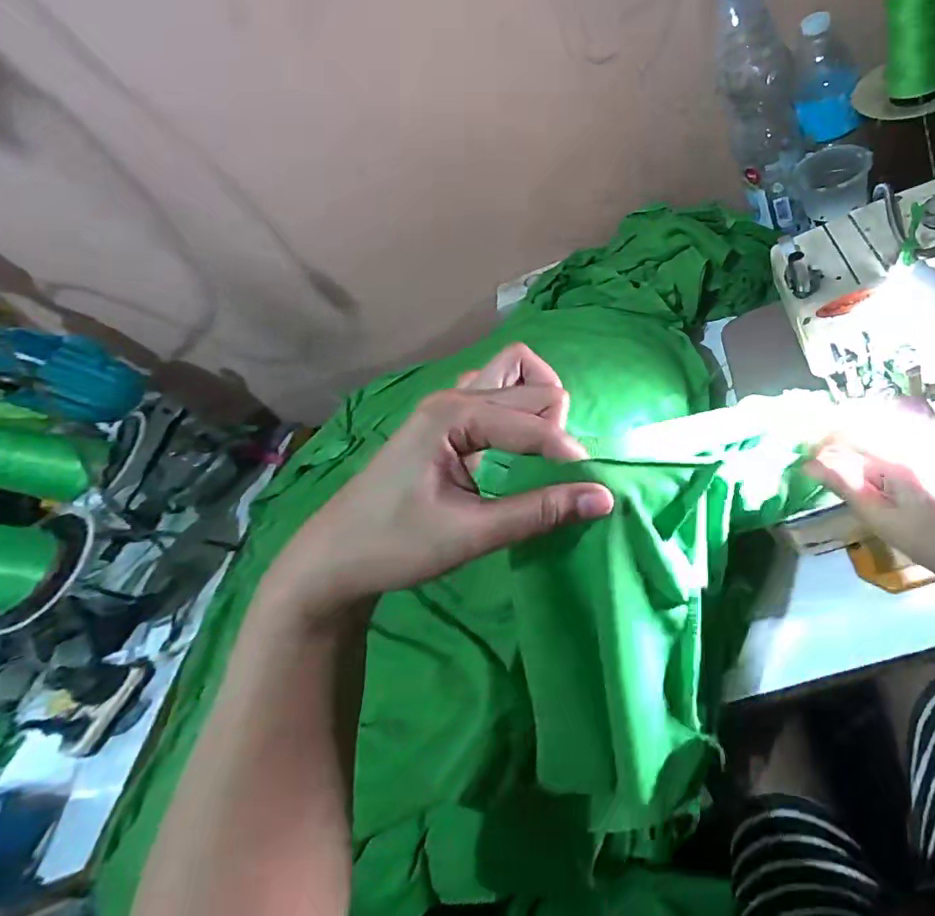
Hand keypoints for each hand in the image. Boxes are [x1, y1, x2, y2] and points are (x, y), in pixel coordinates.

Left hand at [264, 345, 614, 619]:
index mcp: (454, 415)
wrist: (331, 560)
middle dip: (557, 430)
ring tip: (544, 453)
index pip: (535, 422)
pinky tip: (517, 445)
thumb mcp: (472, 534)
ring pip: (518, 374)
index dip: (567, 457)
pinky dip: (522, 406)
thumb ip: (541, 511)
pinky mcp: (449, 417)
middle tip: (557, 479)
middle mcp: (454, 396)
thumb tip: (604, 498)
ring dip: (542, 405)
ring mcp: (449, 402)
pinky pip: (499, 389)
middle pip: (535, 388)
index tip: (588, 494)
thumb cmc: (394, 546)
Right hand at [804, 401, 934, 605]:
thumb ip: (847, 485)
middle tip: (817, 452)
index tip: (803, 449)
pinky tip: (872, 455)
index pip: (845, 427)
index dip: (819, 434)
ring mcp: (931, 431)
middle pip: (862, 413)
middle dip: (835, 427)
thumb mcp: (884, 521)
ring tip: (840, 455)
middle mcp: (914, 432)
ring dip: (855, 427)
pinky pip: (898, 420)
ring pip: (879, 414)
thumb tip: (813, 462)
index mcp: (898, 454)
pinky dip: (876, 430)